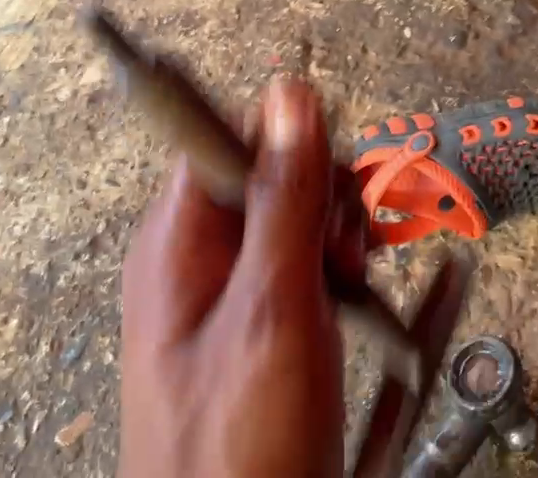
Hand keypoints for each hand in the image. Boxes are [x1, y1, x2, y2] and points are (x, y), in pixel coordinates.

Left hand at [119, 77, 342, 477]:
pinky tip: (360, 299)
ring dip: (341, 239)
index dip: (293, 146)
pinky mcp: (261, 320)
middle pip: (274, 175)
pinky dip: (340, 271)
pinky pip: (306, 263)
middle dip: (325, 200)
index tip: (334, 190)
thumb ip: (284, 197)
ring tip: (355, 287)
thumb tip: (293, 94)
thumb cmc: (240, 448)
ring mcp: (230, 290)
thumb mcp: (272, 309)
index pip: (233, 137)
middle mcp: (198, 255)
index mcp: (177, 239)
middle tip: (346, 257)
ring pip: (299, 218)